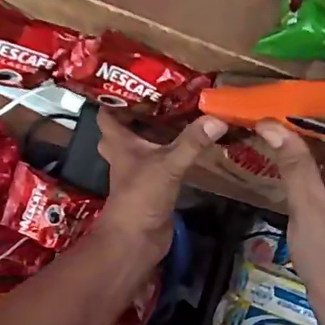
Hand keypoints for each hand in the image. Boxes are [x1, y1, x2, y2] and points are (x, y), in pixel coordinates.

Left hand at [93, 109, 227, 259]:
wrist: (135, 242)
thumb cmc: (140, 198)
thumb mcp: (168, 165)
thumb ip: (191, 142)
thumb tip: (217, 118)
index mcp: (119, 144)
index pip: (107, 115)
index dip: (114, 99)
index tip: (133, 82)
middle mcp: (124, 156)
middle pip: (122, 132)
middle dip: (136, 116)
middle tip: (162, 99)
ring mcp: (137, 174)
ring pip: (142, 148)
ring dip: (155, 135)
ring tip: (179, 114)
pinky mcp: (152, 188)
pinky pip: (159, 165)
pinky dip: (170, 155)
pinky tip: (188, 147)